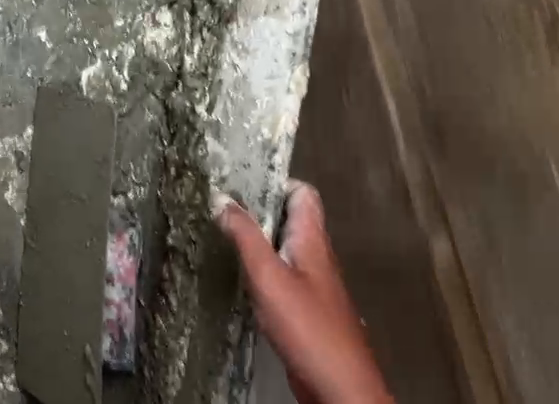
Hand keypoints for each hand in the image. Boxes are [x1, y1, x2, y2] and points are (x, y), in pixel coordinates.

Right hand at [215, 182, 392, 403]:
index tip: (239, 177)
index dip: (275, 180)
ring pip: (283, 246)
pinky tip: (237, 273)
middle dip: (257, 207)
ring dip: (256, 237)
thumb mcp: (268, 275)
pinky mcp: (305, 309)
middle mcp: (316, 257)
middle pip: (290, 218)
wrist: (339, 389)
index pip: (303, 194)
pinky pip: (281, 273)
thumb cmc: (307, 325)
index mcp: (313, 241)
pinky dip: (259, 266)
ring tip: (220, 230)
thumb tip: (221, 197)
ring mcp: (313, 284)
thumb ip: (245, 235)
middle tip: (219, 201)